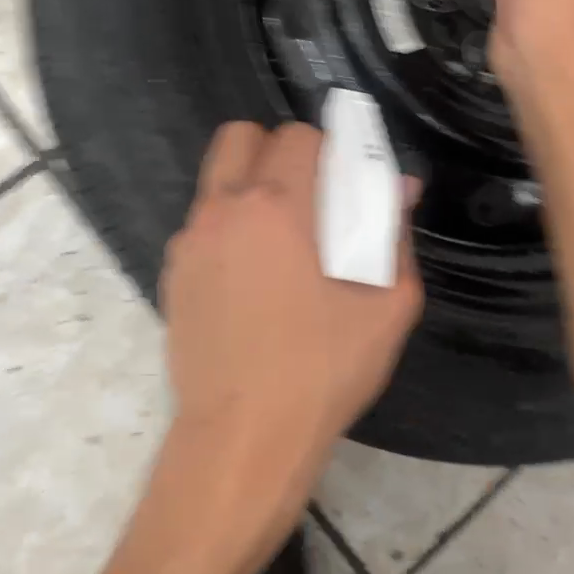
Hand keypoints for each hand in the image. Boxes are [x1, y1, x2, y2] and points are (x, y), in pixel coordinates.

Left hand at [160, 122, 423, 493]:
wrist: (244, 438)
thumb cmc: (323, 369)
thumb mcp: (388, 305)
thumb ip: (395, 236)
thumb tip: (401, 189)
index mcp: (277, 206)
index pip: (298, 136)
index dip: (329, 149)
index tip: (345, 182)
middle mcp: (222, 210)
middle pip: (239, 137)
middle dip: (276, 150)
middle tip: (308, 194)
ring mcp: (189, 243)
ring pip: (215, 181)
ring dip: (249, 189)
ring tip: (280, 242)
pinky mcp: (172, 276)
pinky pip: (202, 226)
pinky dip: (228, 230)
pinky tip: (252, 280)